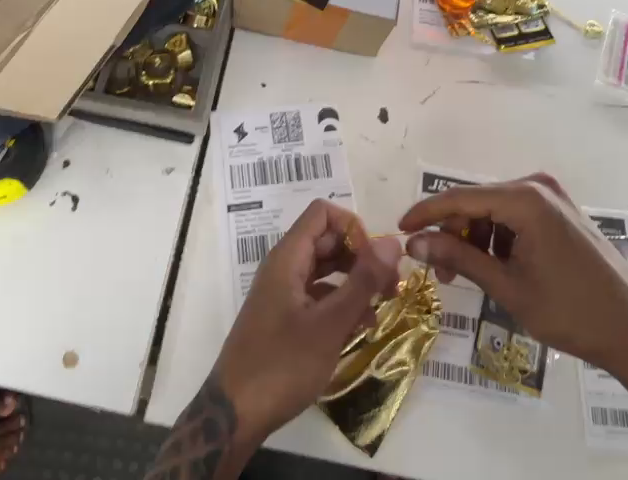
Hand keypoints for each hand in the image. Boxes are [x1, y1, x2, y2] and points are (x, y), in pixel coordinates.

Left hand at [213, 199, 403, 442]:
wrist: (236, 413)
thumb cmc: (282, 365)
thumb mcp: (329, 324)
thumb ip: (362, 281)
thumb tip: (392, 242)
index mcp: (288, 258)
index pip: (323, 214)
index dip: (353, 229)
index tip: (376, 261)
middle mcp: (283, 268)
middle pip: (326, 240)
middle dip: (360, 256)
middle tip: (390, 287)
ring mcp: (282, 293)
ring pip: (324, 269)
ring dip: (354, 281)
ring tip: (381, 307)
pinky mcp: (284, 318)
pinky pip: (317, 295)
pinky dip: (340, 303)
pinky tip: (361, 327)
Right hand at [399, 173, 627, 372]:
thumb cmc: (569, 312)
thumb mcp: (506, 287)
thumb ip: (457, 259)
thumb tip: (413, 244)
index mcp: (525, 199)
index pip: (460, 198)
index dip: (426, 214)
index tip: (400, 231)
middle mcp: (538, 187)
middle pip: (477, 202)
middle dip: (451, 232)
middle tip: (434, 268)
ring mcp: (553, 198)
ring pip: (494, 210)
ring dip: (474, 238)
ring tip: (462, 275)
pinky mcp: (562, 214)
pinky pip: (515, 217)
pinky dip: (497, 239)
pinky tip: (493, 267)